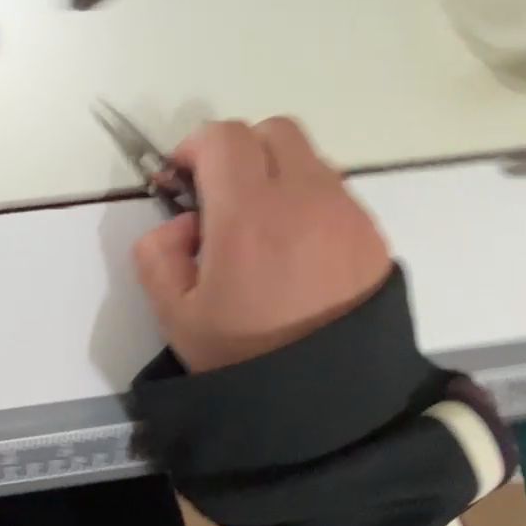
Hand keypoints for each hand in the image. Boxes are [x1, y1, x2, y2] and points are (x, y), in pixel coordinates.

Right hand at [131, 117, 391, 372]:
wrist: (323, 394)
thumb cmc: (240, 352)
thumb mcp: (172, 313)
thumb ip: (157, 255)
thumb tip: (181, 225)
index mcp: (248, 214)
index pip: (223, 137)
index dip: (194, 148)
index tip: (180, 183)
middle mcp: (303, 197)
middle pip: (271, 131)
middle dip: (236, 152)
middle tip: (216, 198)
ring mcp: (344, 211)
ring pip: (306, 157)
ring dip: (272, 175)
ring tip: (254, 231)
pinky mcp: (369, 231)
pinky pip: (331, 191)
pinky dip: (302, 202)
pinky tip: (288, 251)